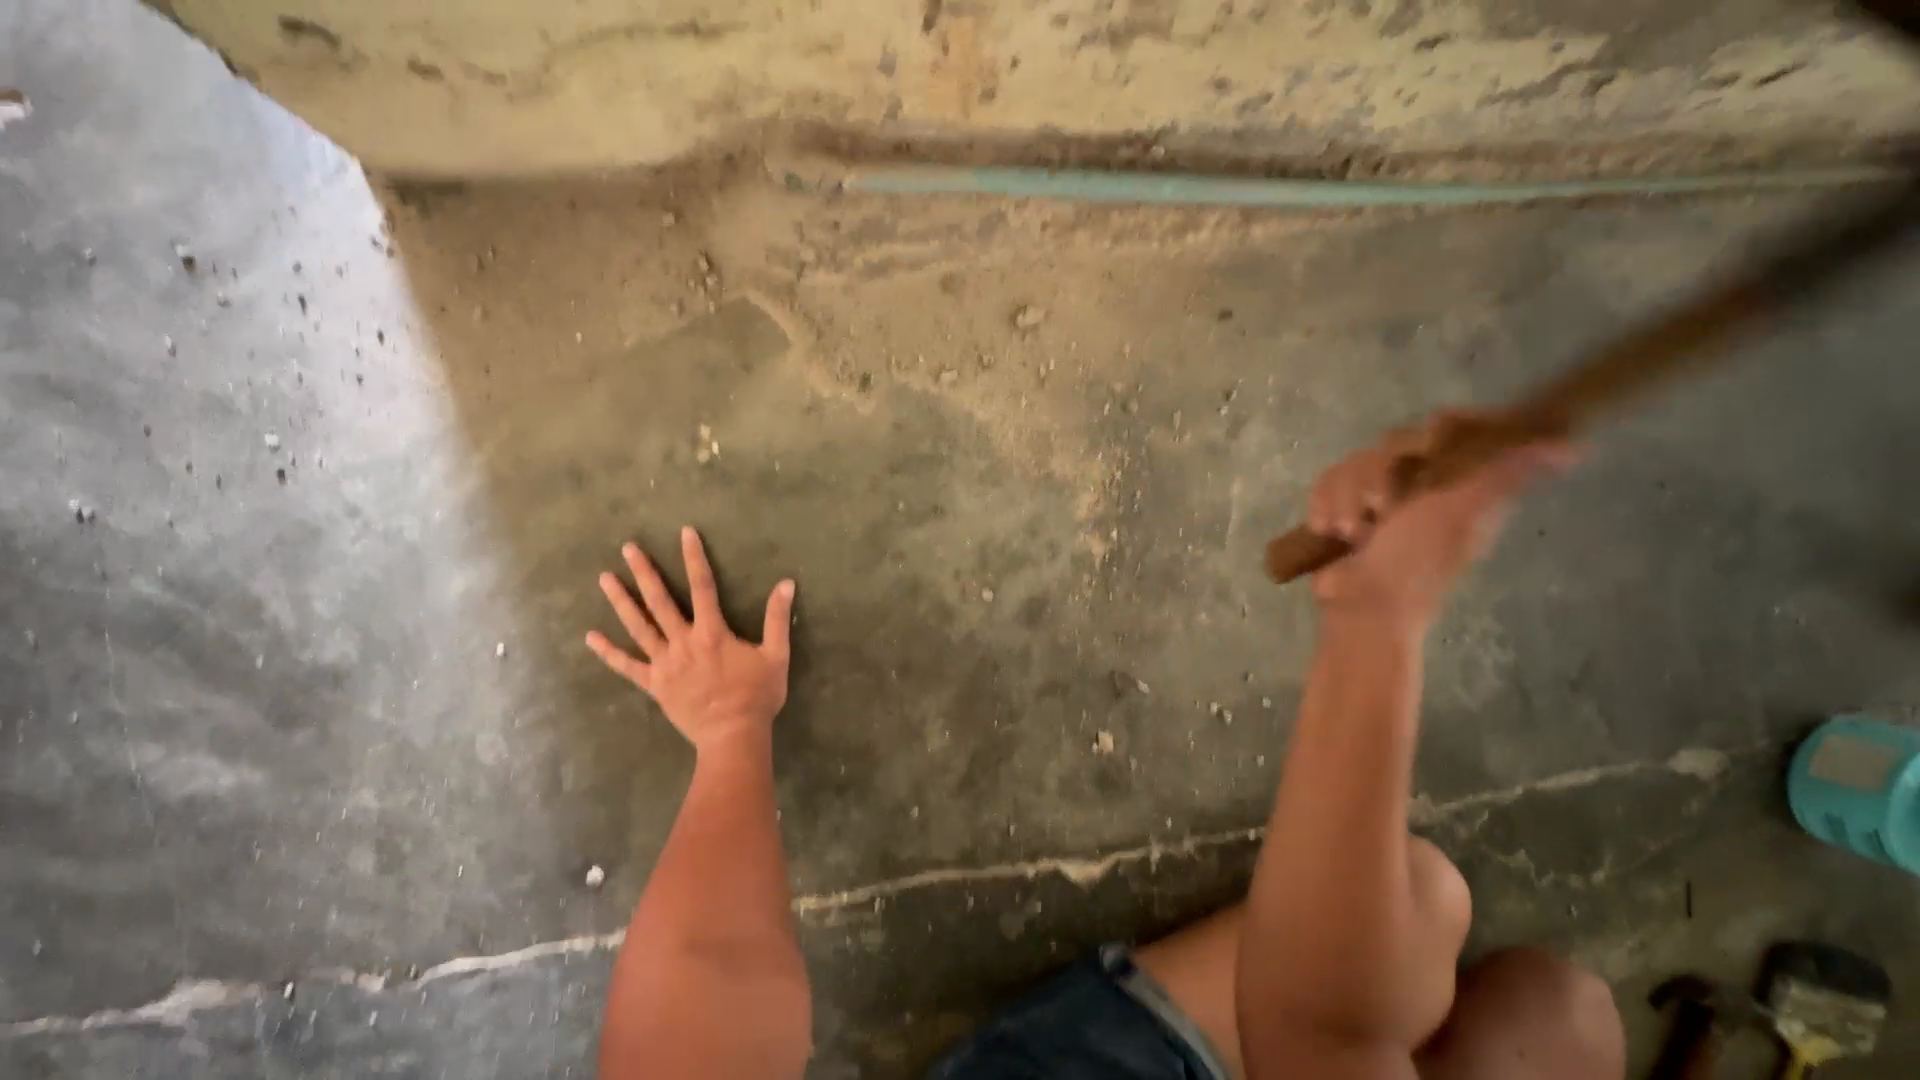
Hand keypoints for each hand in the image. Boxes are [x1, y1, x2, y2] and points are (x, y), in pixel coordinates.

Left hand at [585, 526, 795, 752]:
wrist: (733, 735)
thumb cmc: (757, 696)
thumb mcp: (776, 655)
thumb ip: (778, 618)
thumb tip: (786, 583)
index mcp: (712, 632)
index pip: (703, 586)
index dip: (694, 557)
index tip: (685, 533)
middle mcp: (683, 642)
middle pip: (660, 601)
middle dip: (645, 572)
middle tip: (628, 548)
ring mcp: (665, 664)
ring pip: (639, 627)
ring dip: (621, 602)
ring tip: (605, 579)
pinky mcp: (655, 685)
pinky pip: (628, 667)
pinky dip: (609, 653)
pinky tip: (591, 638)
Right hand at [1308, 410, 1575, 626]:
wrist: (1362, 607)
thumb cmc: (1414, 564)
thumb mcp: (1461, 514)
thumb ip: (1503, 474)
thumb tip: (1573, 448)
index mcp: (1460, 484)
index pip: (1458, 429)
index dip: (1445, 427)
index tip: (1429, 438)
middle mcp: (1423, 486)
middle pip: (1394, 443)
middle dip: (1376, 475)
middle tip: (1379, 508)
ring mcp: (1382, 499)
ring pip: (1355, 463)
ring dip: (1346, 499)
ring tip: (1350, 533)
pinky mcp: (1346, 510)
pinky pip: (1329, 484)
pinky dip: (1324, 507)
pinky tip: (1328, 530)